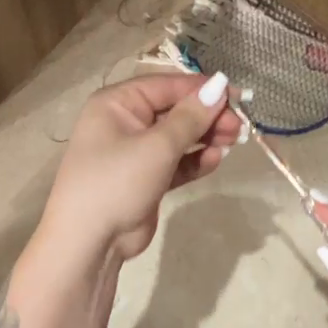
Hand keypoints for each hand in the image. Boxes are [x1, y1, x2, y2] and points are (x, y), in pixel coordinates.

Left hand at [40, 71, 244, 261]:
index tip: (236, 96)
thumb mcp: (156, 146)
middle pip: (174, 110)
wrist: (89, 242)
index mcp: (117, 103)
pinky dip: (195, 160)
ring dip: (205, 138)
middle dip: (206, 117)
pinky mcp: (146, 179)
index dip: (201, 89)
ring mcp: (135, 153)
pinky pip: (176, 162)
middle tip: (238, 127)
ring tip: (233, 142)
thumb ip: (191, 117)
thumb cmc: (116, 181)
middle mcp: (124, 122)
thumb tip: (220, 85)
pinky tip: (215, 160)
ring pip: (178, 137)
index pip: (166, 86)